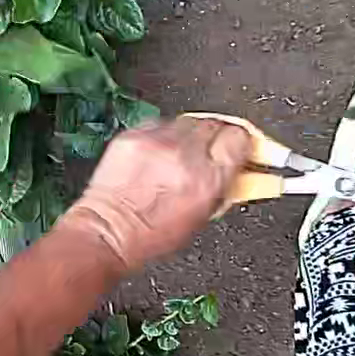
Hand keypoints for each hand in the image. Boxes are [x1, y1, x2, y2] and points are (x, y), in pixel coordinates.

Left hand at [59, 116, 249, 272]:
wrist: (108, 232)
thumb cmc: (153, 235)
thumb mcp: (204, 215)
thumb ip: (226, 185)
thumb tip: (246, 168)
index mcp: (208, 179)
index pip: (240, 137)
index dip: (243, 142)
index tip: (242, 147)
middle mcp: (185, 155)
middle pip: (218, 124)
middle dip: (219, 137)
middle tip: (212, 153)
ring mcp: (158, 142)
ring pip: (190, 120)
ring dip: (193, 135)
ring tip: (182, 157)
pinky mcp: (135, 135)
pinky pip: (162, 123)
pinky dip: (166, 135)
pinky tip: (160, 155)